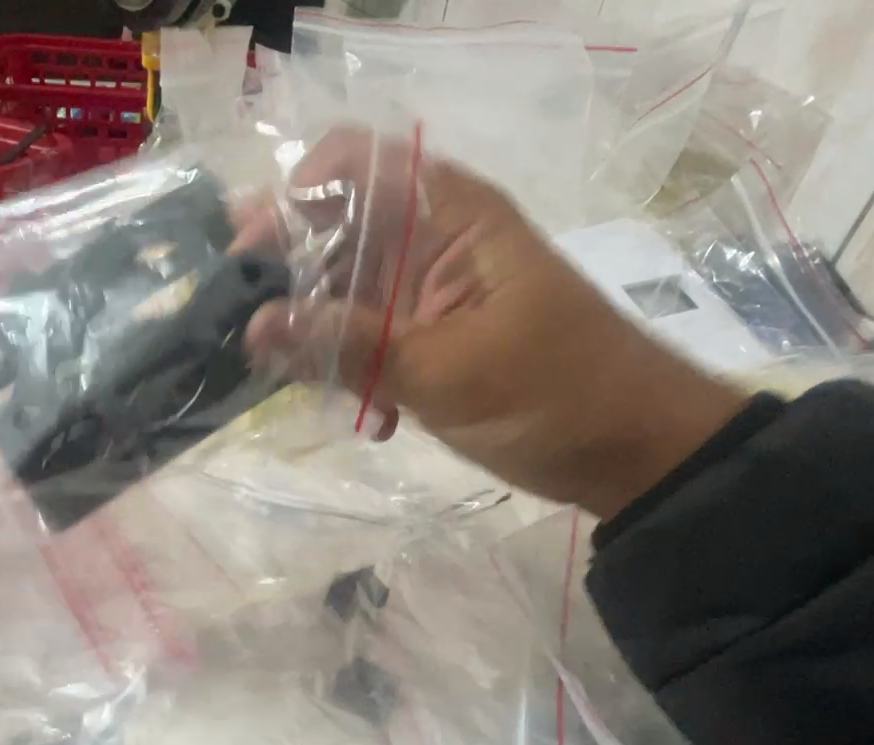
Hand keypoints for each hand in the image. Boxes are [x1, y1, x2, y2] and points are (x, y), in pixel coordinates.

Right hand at [242, 131, 745, 520]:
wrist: (630, 451)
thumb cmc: (552, 393)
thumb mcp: (444, 370)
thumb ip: (348, 346)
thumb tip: (255, 326)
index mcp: (450, 217)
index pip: (360, 164)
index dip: (299, 190)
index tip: (255, 248)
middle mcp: (433, 243)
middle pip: (340, 229)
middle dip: (289, 270)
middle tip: (243, 319)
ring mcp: (430, 295)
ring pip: (347, 292)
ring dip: (316, 332)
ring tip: (285, 373)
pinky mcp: (432, 342)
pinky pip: (369, 341)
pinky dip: (354, 370)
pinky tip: (367, 416)